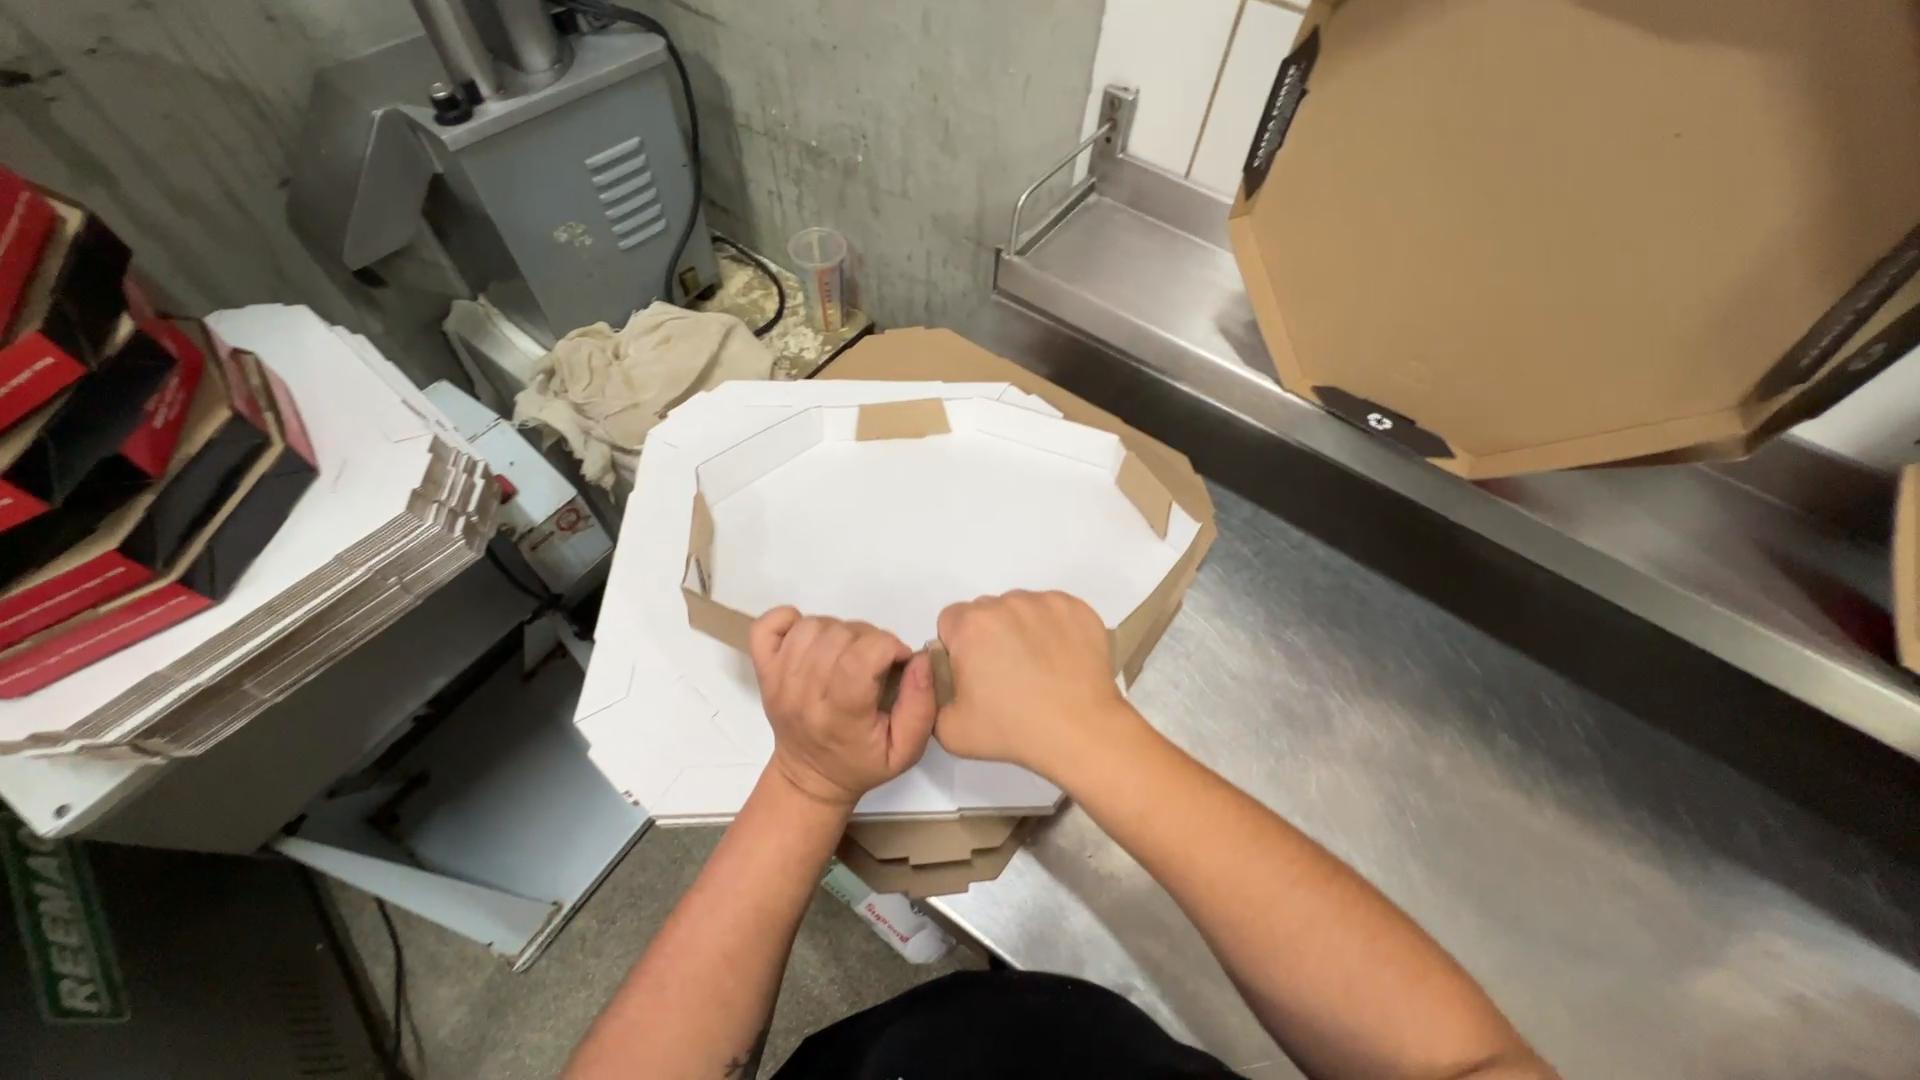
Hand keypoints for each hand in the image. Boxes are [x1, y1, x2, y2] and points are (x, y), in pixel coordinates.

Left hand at [749, 608, 938, 808]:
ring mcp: (778, 679)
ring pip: (811, 626)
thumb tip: (920, 660)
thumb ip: (920, 708)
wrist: (809, 778)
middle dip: (868, 638)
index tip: (899, 659)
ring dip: (838, 630)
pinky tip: (812, 638)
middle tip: (876, 660)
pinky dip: (790, 620)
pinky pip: (768, 626)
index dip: (887, 646)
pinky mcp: (764, 669)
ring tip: (849, 651)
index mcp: (839, 716)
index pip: (859, 659)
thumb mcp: (906, 752)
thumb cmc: (862, 763)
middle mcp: (803, 694)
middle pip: (838, 637)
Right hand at [934, 590, 1140, 776]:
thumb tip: (941, 679)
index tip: (974, 673)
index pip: (950, 622)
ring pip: (1021, 609)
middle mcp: (1006, 603)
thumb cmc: (1012, 730)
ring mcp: (1045, 603)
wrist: (1080, 731)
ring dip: (1021, 630)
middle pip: (985, 612)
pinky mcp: (1077, 609)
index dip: (957, 647)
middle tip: (1006, 675)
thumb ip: (932, 696)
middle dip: (989, 636)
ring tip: (1038, 669)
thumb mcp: (949, 729)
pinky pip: (1054, 611)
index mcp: (970, 625)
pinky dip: (1053, 629)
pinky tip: (1060, 660)